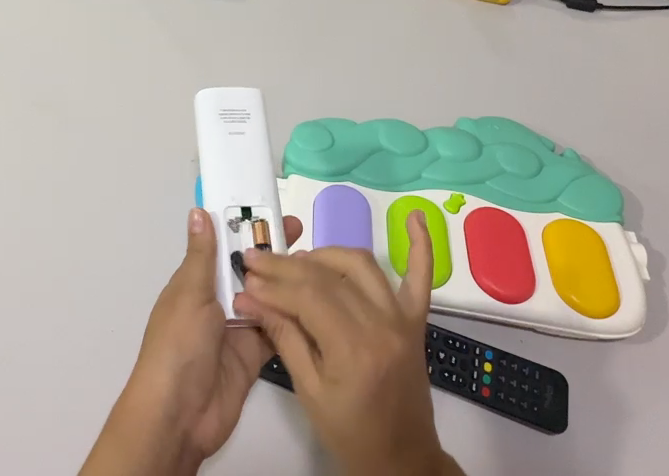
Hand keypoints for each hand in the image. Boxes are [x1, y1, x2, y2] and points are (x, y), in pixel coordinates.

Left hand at [80, 209, 303, 475]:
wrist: (180, 414)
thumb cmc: (178, 346)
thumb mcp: (189, 294)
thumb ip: (202, 255)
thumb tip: (198, 211)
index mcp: (197, 281)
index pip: (226, 246)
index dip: (248, 228)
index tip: (275, 210)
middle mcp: (218, 300)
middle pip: (250, 270)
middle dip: (274, 253)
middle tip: (304, 236)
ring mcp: (238, 327)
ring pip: (267, 297)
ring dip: (287, 282)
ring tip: (317, 262)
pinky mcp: (256, 354)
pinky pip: (277, 328)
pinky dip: (293, 315)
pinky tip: (318, 299)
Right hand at [236, 213, 463, 475]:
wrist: (401, 460)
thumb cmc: (350, 433)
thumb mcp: (308, 392)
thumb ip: (284, 337)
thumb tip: (250, 298)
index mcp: (354, 349)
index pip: (306, 296)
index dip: (273, 282)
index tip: (246, 274)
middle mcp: (382, 325)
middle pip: (327, 277)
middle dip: (287, 265)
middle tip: (257, 259)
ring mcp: (402, 319)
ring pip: (360, 265)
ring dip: (326, 254)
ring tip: (298, 259)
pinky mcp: (416, 321)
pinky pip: (422, 277)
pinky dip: (421, 246)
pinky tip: (414, 218)